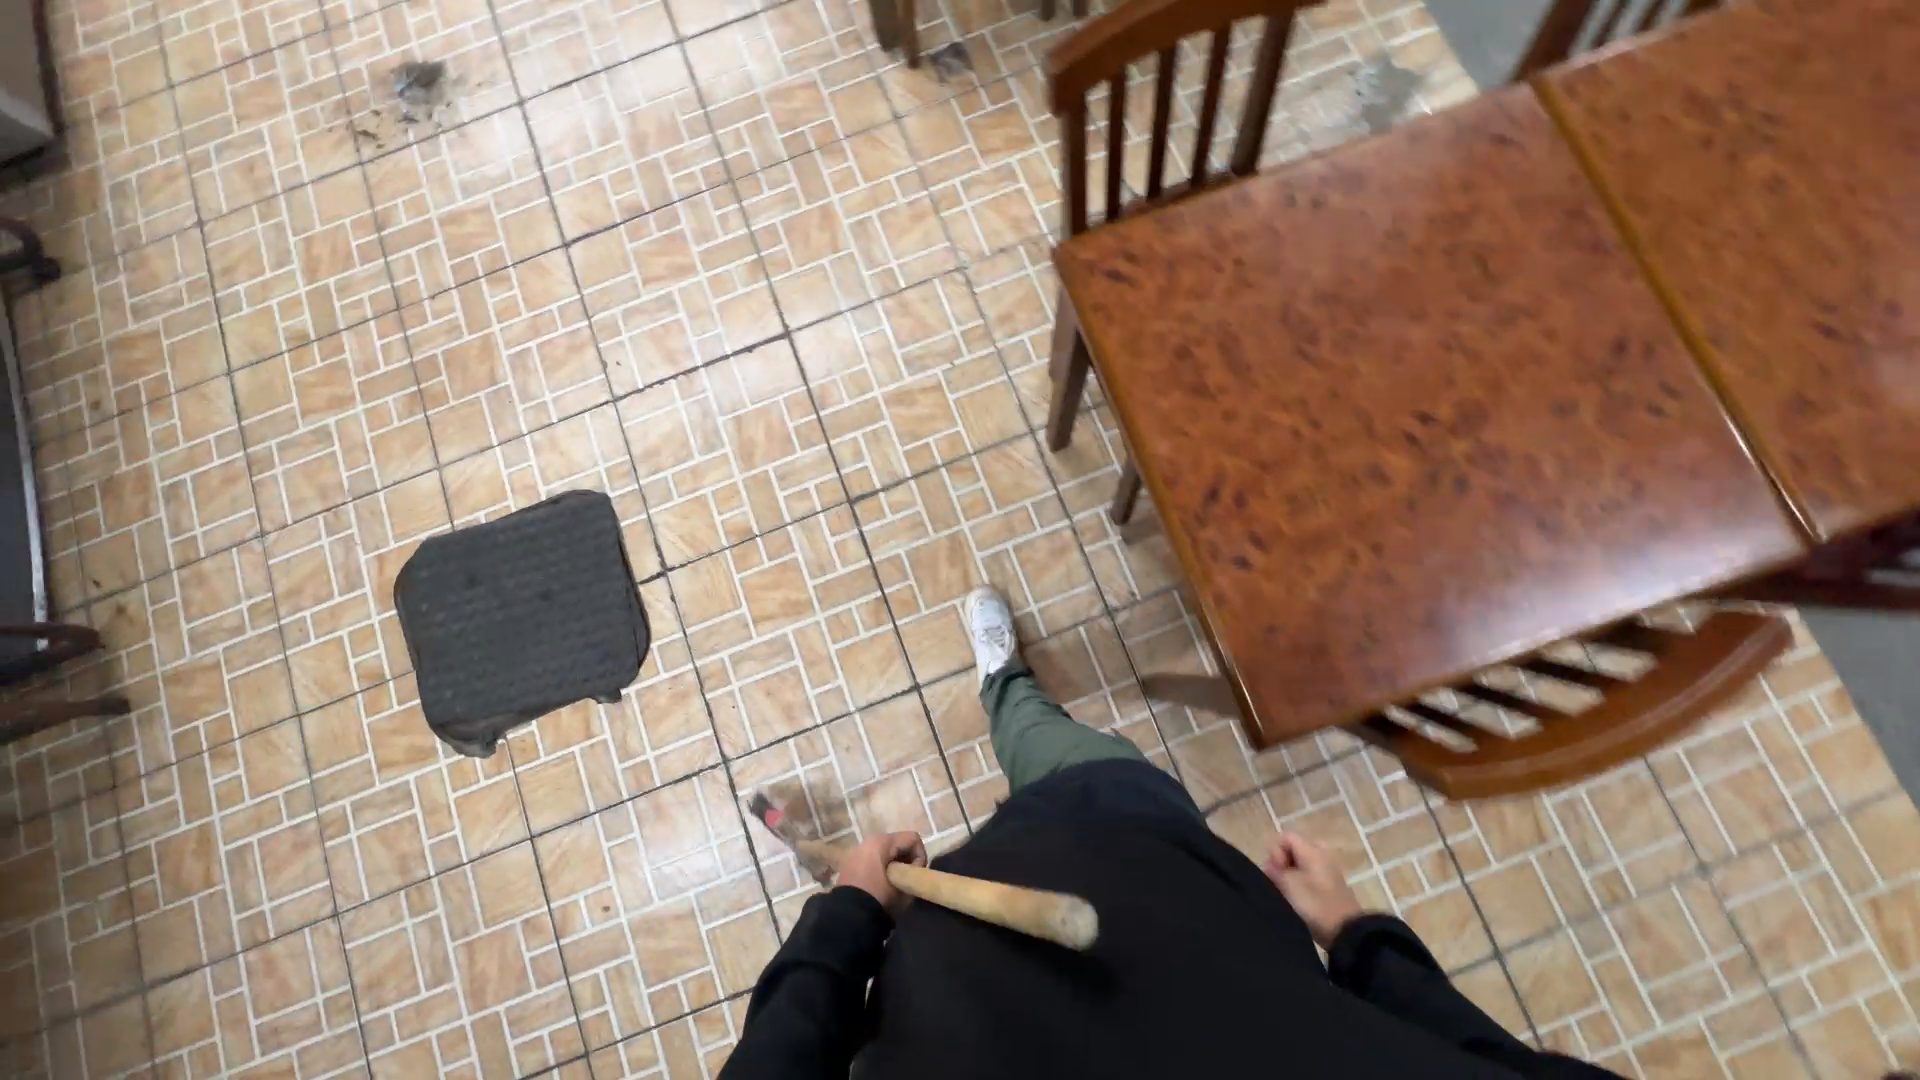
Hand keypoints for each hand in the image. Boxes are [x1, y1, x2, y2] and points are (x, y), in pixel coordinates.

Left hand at [837, 831, 926, 913]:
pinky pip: (875, 857)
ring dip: (896, 862)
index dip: (920, 855)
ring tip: (897, 881)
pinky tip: (883, 883)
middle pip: (899, 842)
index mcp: (882, 841)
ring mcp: (859, 849)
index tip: (917, 874)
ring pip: (886, 850)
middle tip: (909, 878)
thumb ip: (914, 874)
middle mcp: (870, 840)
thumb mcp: (904, 886)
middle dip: (908, 858)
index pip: (912, 838)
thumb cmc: (878, 896)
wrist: (848, 914)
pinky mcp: (852, 861)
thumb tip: (915, 871)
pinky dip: (883, 866)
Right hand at [1263, 831, 1363, 947]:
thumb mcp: (1288, 884)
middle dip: (1281, 865)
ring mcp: (1327, 875)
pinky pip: (1308, 880)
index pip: (1286, 837)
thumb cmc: (1315, 904)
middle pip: (1293, 852)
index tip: (1276, 870)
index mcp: (1313, 852)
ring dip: (1289, 878)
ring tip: (1285, 894)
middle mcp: (1322, 858)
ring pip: (1300, 867)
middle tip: (1278, 882)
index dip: (1276, 851)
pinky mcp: (1330, 891)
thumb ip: (1275, 870)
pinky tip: (1296, 902)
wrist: (1346, 933)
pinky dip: (1299, 887)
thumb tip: (1271, 866)